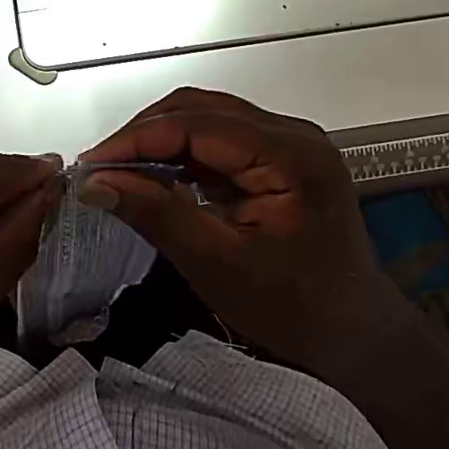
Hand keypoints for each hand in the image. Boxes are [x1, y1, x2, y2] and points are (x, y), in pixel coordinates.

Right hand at [79, 88, 400, 360]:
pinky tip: (152, 175)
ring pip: (201, 118)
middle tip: (101, 168)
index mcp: (290, 156)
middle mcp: (291, 135)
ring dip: (156, 140)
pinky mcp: (273, 157)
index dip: (135, 139)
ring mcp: (284, 143)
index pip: (194, 125)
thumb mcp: (218, 266)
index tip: (92, 164)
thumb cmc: (298, 311)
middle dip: (142, 134)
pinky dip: (175, 153)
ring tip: (119, 170)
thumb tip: (96, 184)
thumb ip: (156, 215)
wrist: (356, 338)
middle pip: (197, 109)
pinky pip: (212, 139)